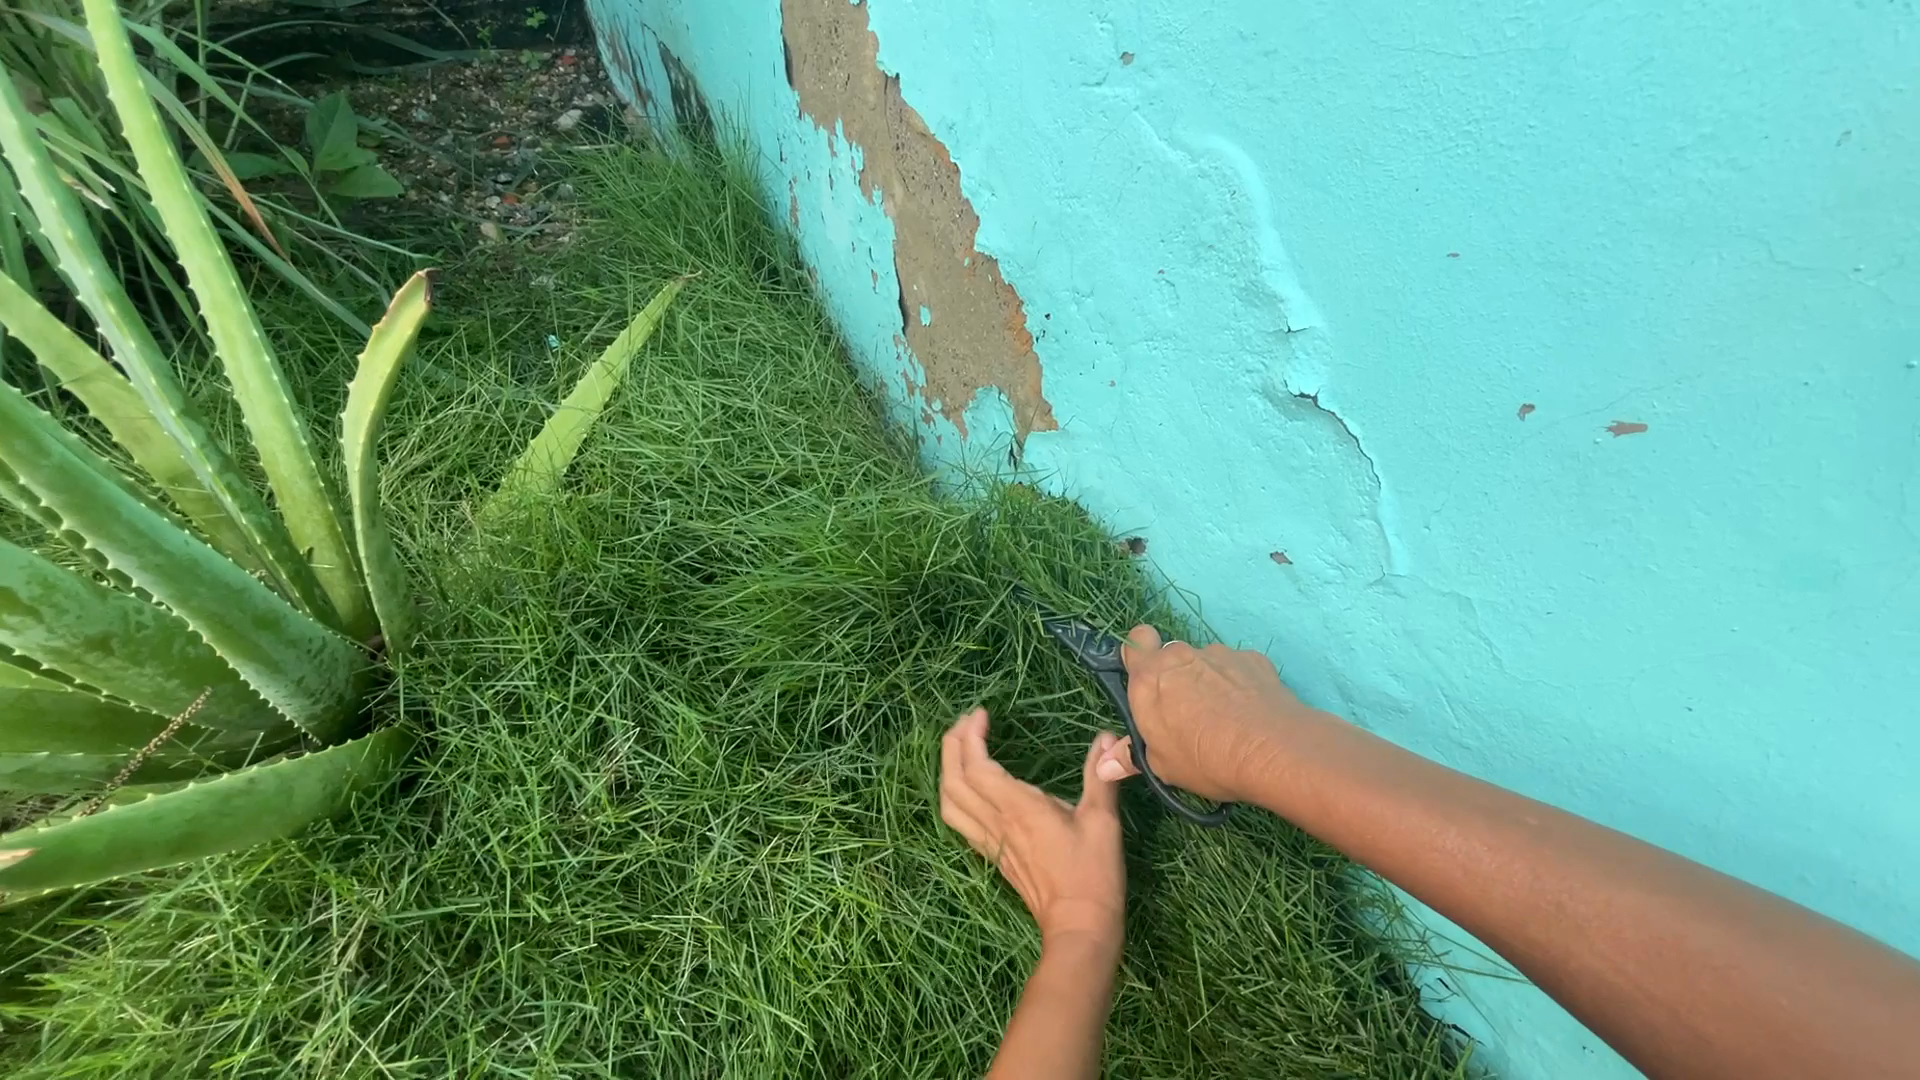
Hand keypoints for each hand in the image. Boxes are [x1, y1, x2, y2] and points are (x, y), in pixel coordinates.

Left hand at [940, 708, 1125, 950]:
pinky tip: (965, 785)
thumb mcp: (1102, 821)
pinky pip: (958, 820)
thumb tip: (1109, 738)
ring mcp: (989, 840)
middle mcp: (996, 822)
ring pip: (949, 802)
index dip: (971, 736)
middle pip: (954, 779)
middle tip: (968, 721)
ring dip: (947, 769)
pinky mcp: (991, 854)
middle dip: (953, 744)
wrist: (1078, 928)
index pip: (976, 766)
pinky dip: (953, 794)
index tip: (982, 713)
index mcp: (1018, 808)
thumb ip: (1101, 776)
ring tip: (960, 746)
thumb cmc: (1092, 873)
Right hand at [1094, 624, 1332, 801]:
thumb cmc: (1205, 759)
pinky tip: (1249, 710)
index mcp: (1149, 677)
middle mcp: (1180, 656)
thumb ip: (1129, 757)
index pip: (1135, 641)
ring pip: (1205, 662)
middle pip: (1171, 654)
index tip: (1146, 678)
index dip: (1139, 654)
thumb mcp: (1162, 765)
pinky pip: (1237, 668)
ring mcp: (1218, 654)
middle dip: (1176, 675)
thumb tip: (1103, 766)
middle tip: (1186, 709)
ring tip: (1225, 715)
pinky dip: (1238, 683)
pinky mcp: (1252, 659)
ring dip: (1208, 679)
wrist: (1272, 751)